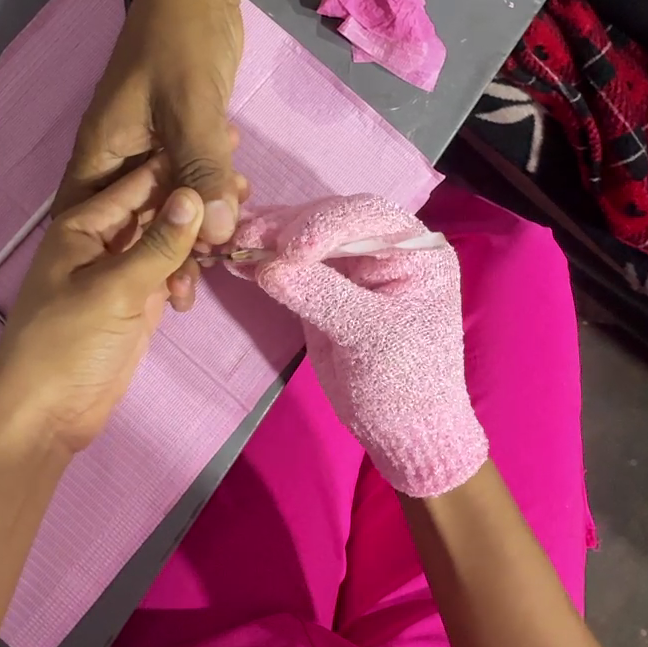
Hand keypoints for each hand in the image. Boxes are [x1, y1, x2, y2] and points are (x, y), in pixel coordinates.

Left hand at [0, 158, 204, 452]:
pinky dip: (182, 279)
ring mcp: (119, 272)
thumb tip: (196, 194)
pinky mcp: (134, 303)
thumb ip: (158, 243)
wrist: (45, 415)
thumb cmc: (67, 342)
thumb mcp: (114, 288)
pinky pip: (166, 275)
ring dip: (193, 244)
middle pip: (156, 209)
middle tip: (244, 190)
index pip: (139, 182)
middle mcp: (102, 240)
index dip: (182, 164)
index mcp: (84, 224)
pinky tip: (190, 295)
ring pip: (166, 243)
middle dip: (196, 202)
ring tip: (228, 242)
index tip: (227, 147)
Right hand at [59, 0, 245, 310]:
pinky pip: (186, 174)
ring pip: (163, 197)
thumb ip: (202, 170)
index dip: (109, 259)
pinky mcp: (175, 132)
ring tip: (223, 252)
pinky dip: (206, 192)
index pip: (87, 218)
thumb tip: (216, 237)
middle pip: (130, 216)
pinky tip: (234, 207)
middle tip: (193, 288)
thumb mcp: (190, 107)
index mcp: (101, 151)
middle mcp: (118, 154)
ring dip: (190, 222)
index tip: (141, 293)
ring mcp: (148, 143)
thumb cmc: (180, 42)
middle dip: (160, 250)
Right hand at [236, 194, 486, 496]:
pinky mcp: (321, 281)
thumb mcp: (370, 338)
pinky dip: (263, 259)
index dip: (324, 223)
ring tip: (233, 245)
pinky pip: (289, 262)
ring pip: (303, 235)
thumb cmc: (404, 384)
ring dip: (267, 238)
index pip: (366, 217)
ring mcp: (349, 262)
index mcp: (414, 249)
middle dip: (286, 227)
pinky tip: (236, 259)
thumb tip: (268, 266)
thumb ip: (321, 296)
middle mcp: (383, 245)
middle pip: (328, 219)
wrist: (399, 429)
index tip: (289, 248)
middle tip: (246, 239)